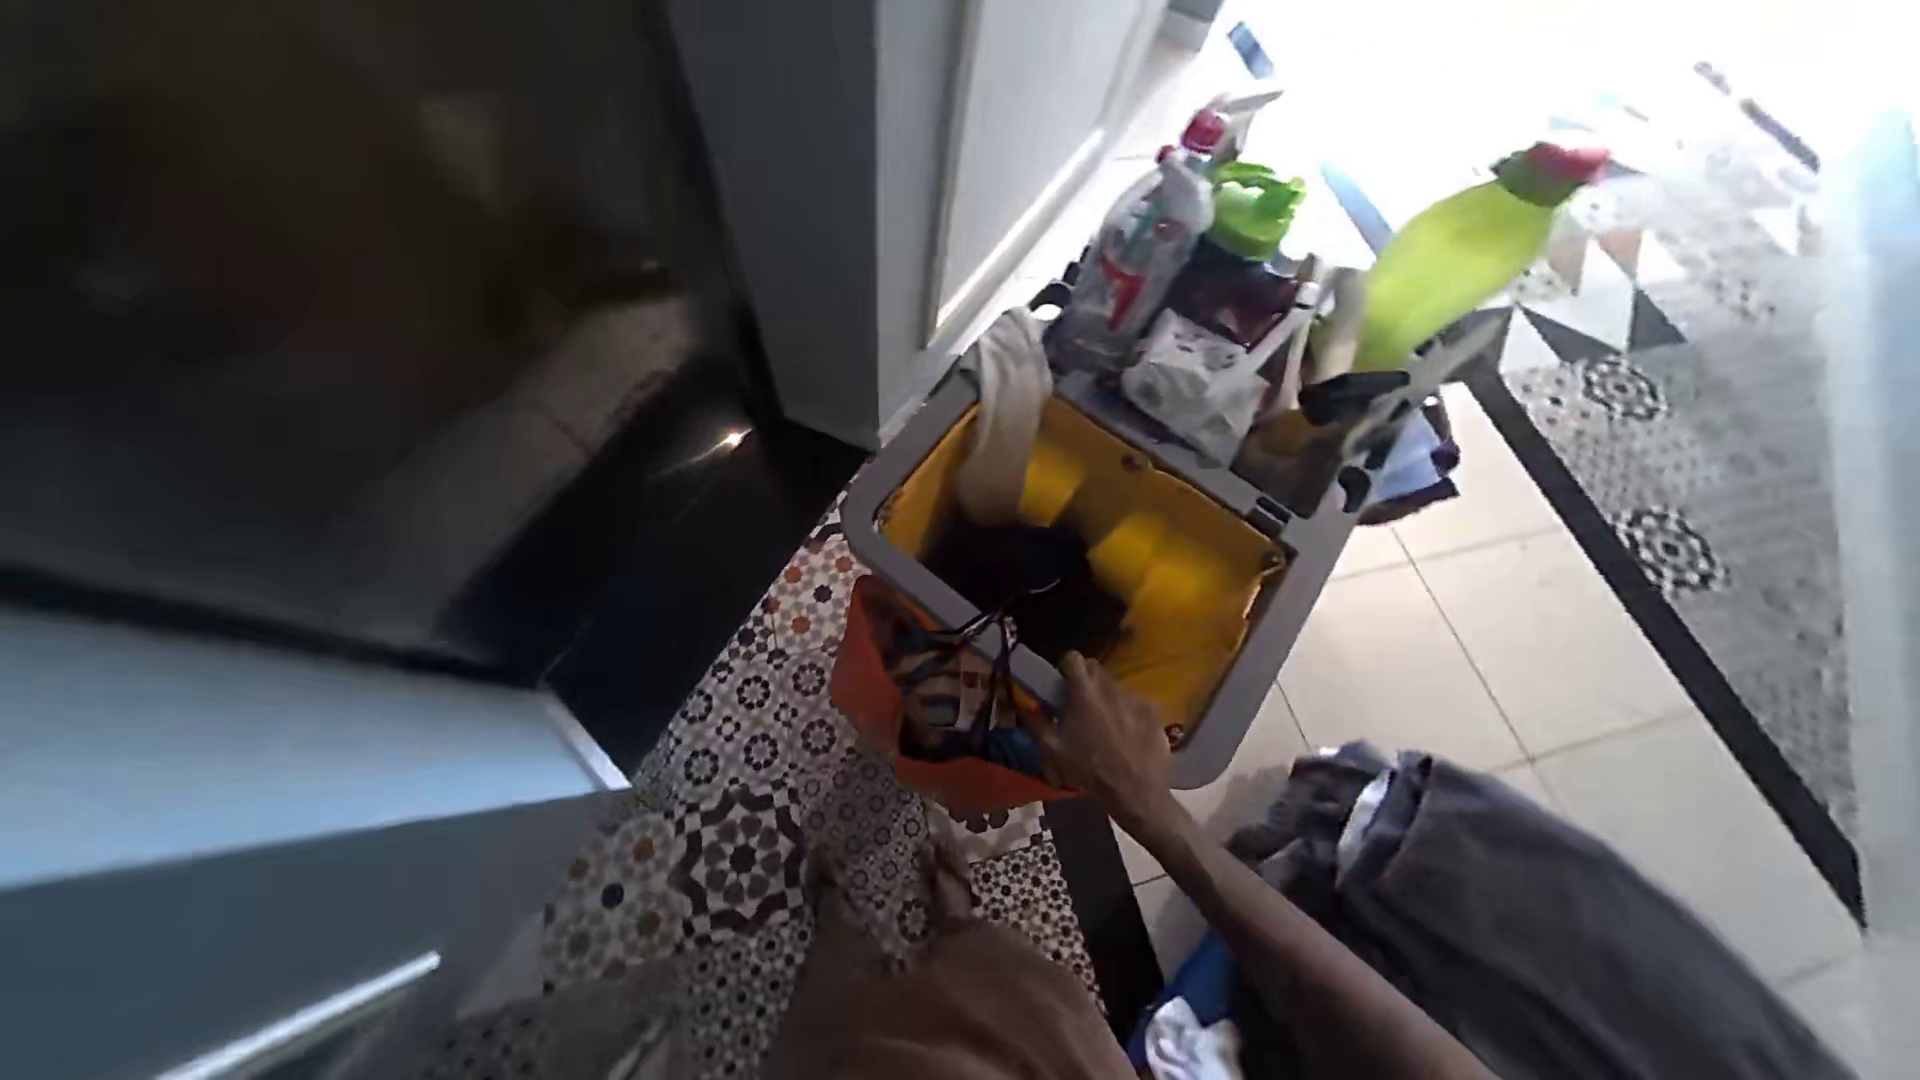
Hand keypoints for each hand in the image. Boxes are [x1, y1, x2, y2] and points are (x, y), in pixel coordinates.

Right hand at [1025, 652, 1189, 841]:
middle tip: (1082, 703)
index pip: (1074, 658)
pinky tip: (1126, 733)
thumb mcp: (1055, 750)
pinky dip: (1127, 710)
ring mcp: (1134, 698)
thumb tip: (1025, 706)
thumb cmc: (1091, 769)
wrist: (1135, 792)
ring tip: (1105, 722)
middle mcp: (1110, 688)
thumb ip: (1036, 723)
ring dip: (1107, 696)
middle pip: (1096, 669)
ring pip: (1115, 685)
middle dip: (1087, 680)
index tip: (1064, 682)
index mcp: (1084, 693)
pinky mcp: (1152, 711)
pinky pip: (1134, 701)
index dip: (1067, 667)